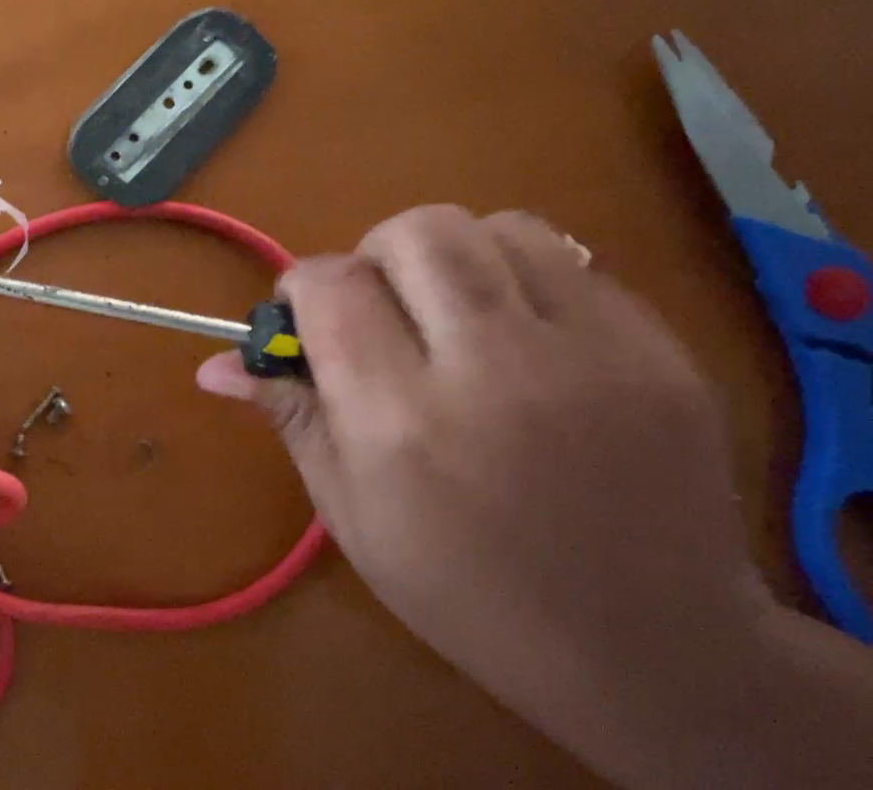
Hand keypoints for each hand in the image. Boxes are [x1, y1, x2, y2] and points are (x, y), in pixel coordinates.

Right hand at [198, 207, 768, 712]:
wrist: (650, 646)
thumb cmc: (464, 588)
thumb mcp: (351, 512)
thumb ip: (291, 417)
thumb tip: (215, 363)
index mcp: (400, 419)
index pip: (329, 285)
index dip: (301, 289)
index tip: (306, 320)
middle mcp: (493, 368)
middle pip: (416, 232)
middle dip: (375, 256)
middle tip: (382, 311)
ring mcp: (590, 352)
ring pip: (496, 228)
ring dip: (453, 257)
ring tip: (454, 316)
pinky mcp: (658, 349)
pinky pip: (571, 264)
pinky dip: (524, 282)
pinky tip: (525, 343)